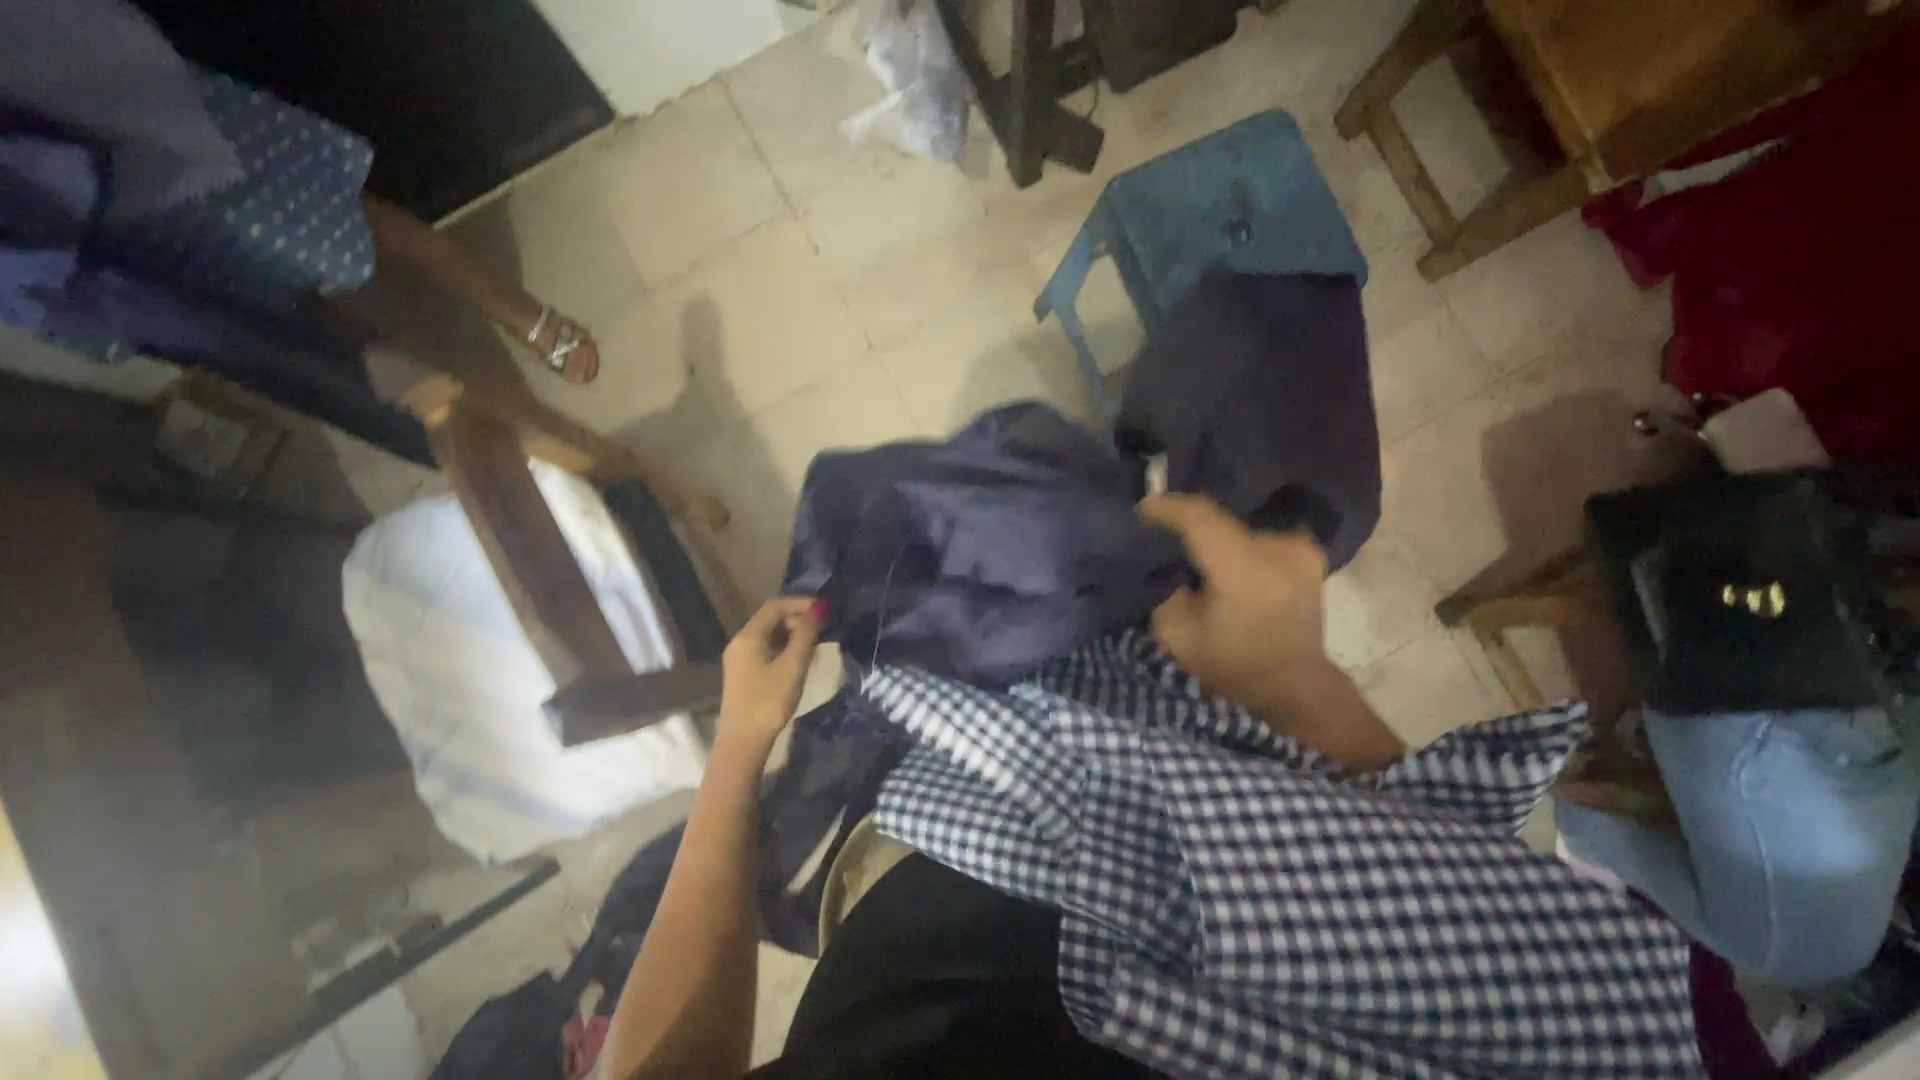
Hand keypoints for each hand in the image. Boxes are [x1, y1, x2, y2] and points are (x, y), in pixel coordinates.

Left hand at [717, 597, 822, 752]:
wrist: (744, 741)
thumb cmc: (769, 701)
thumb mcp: (792, 666)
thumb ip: (806, 635)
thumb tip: (819, 608)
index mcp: (748, 637)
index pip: (775, 606)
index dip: (801, 603)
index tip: (825, 610)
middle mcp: (741, 642)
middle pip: (771, 619)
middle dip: (798, 619)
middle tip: (823, 629)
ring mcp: (741, 658)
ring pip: (770, 635)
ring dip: (794, 634)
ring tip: (817, 644)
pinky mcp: (745, 672)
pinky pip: (767, 649)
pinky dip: (786, 648)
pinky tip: (802, 659)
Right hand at [1139, 494, 1333, 714]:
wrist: (1292, 688)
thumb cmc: (1229, 668)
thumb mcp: (1176, 633)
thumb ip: (1163, 583)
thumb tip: (1157, 548)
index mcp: (1248, 574)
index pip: (1201, 518)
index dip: (1167, 508)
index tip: (1140, 510)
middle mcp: (1282, 552)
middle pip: (1220, 518)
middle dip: (1186, 521)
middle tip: (1158, 531)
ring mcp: (1302, 548)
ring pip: (1238, 523)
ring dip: (1212, 531)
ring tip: (1188, 543)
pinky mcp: (1309, 551)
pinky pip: (1259, 531)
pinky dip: (1235, 538)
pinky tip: (1220, 552)